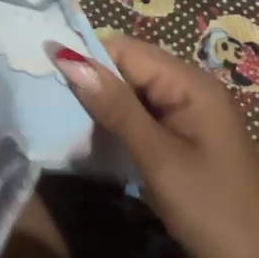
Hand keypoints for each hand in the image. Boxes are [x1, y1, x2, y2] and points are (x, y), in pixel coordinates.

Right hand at [52, 34, 258, 257]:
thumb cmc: (212, 209)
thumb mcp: (158, 158)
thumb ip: (115, 107)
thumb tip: (66, 56)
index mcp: (190, 82)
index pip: (126, 49)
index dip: (87, 57)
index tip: (46, 73)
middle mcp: (191, 87)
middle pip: (129, 66)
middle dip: (93, 80)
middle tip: (52, 101)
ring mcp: (191, 114)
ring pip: (133, 92)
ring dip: (104, 104)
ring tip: (66, 118)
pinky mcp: (187, 139)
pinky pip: (145, 115)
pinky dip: (120, 124)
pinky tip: (98, 139)